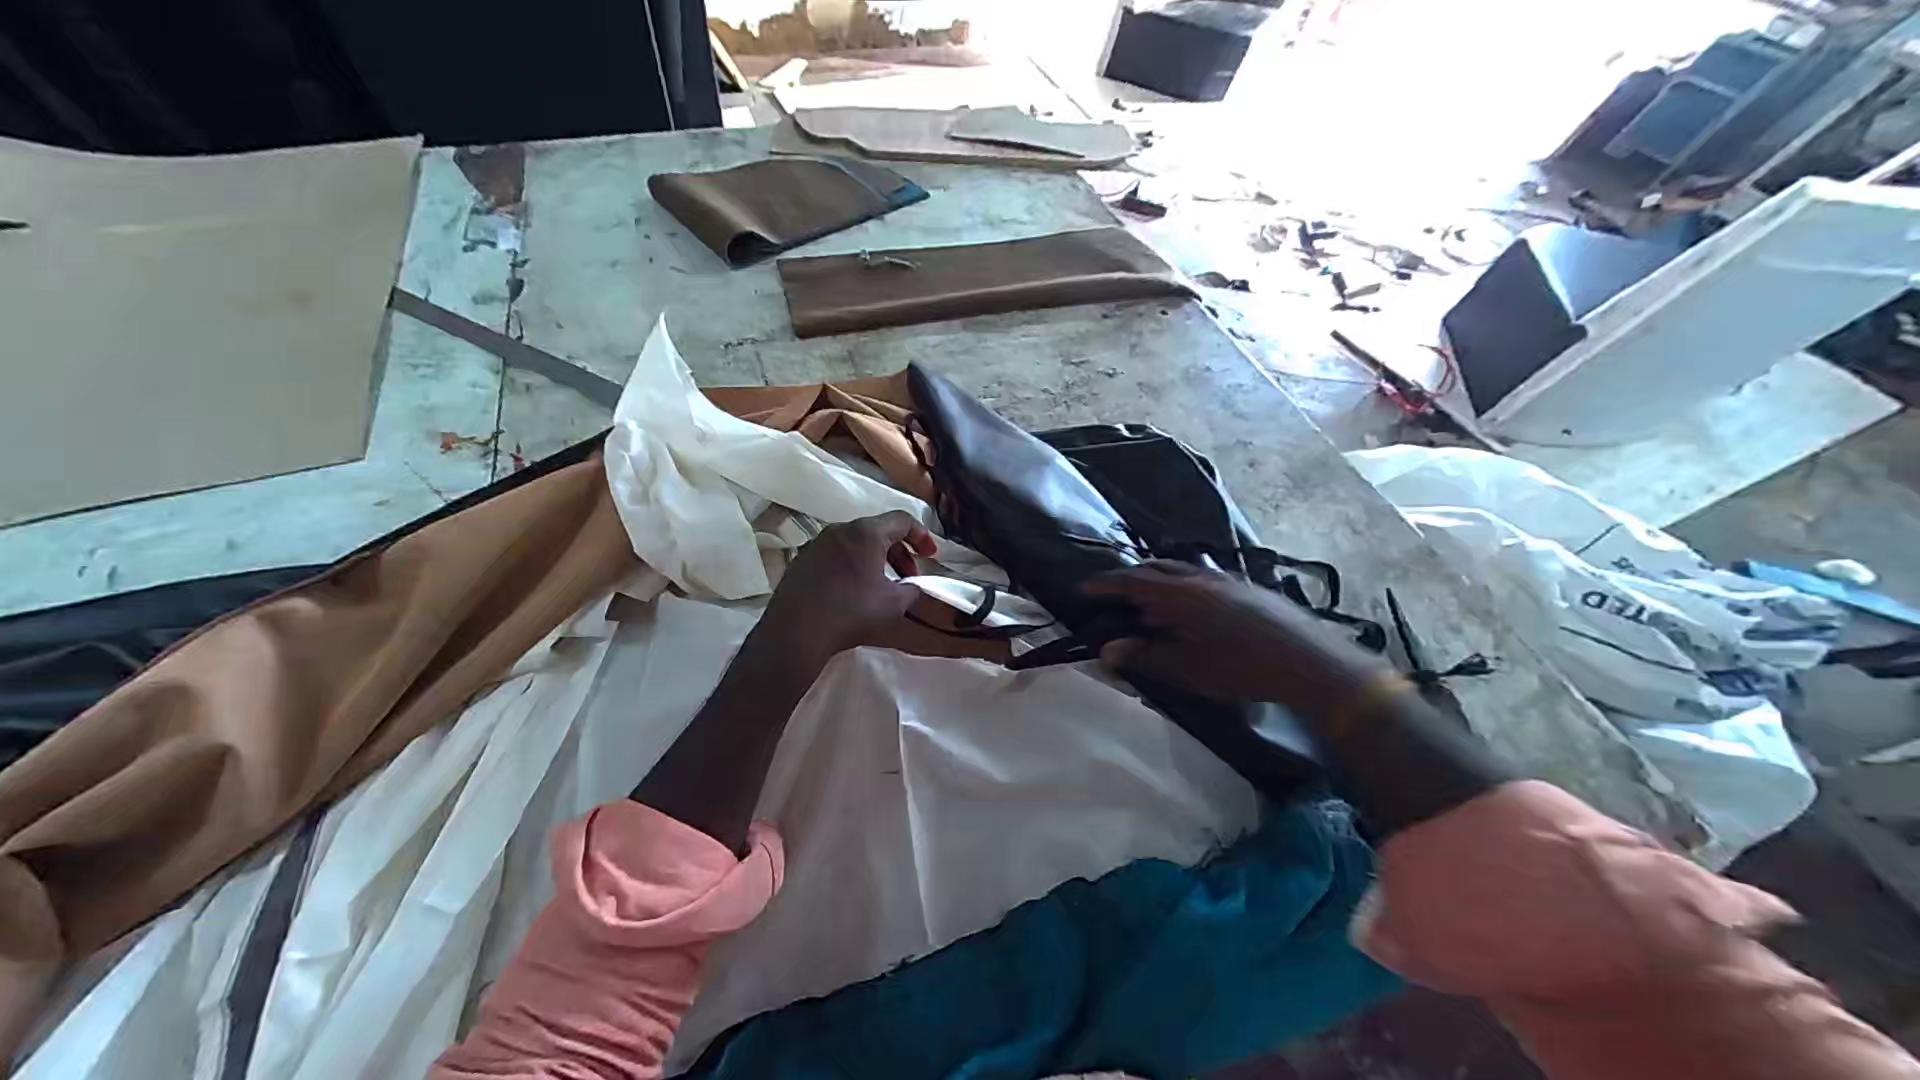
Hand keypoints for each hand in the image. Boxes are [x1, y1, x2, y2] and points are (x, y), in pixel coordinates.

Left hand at [757, 511, 937, 663]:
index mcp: (865, 532)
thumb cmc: (851, 612)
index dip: (921, 535)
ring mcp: (816, 544)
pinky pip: (836, 555)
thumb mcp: (894, 604)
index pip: (902, 519)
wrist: (796, 632)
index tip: (931, 555)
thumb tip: (912, 587)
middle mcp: (839, 530)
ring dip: (876, 560)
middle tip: (909, 578)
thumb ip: (911, 590)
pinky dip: (853, 566)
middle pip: (878, 530)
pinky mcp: (802, 561)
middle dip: (899, 552)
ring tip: (883, 586)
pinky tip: (854, 592)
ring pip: (855, 543)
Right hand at [1082, 561, 1386, 711]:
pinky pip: (1203, 580)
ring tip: (1151, 606)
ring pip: (1182, 573)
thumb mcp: (1187, 668)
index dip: (1105, 584)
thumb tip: (1107, 650)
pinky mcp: (1247, 590)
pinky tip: (1191, 613)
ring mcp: (1227, 581)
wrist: (1310, 663)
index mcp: (1181, 594)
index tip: (1084, 588)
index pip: (1132, 581)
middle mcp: (1201, 579)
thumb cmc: (1241, 668)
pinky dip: (1184, 590)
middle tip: (1116, 596)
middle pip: (1156, 569)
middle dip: (1131, 579)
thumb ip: (1145, 657)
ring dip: (1160, 584)